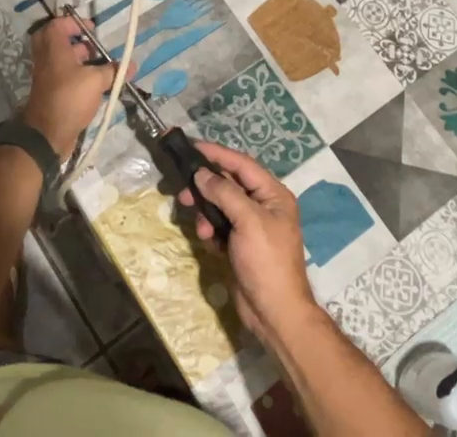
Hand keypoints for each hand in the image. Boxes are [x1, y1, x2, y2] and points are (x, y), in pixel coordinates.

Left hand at [23, 14, 115, 155]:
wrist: (48, 134)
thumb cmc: (70, 98)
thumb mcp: (96, 81)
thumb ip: (114, 71)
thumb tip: (132, 65)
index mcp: (53, 48)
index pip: (57, 24)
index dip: (74, 23)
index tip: (92, 29)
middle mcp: (47, 59)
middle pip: (57, 41)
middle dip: (77, 41)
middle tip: (94, 48)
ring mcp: (48, 76)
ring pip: (63, 60)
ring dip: (81, 60)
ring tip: (103, 67)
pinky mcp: (52, 92)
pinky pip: (65, 76)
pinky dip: (79, 76)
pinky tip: (98, 85)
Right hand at [177, 142, 316, 335]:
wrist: (274, 311)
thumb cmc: (266, 261)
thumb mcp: (248, 221)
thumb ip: (224, 193)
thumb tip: (201, 174)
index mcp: (273, 195)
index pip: (242, 164)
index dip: (217, 154)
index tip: (192, 146)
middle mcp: (262, 206)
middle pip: (228, 184)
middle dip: (206, 187)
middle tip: (183, 190)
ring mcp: (250, 226)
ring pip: (220, 206)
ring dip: (206, 212)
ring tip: (200, 226)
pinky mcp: (238, 244)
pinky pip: (218, 226)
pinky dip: (210, 230)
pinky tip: (208, 242)